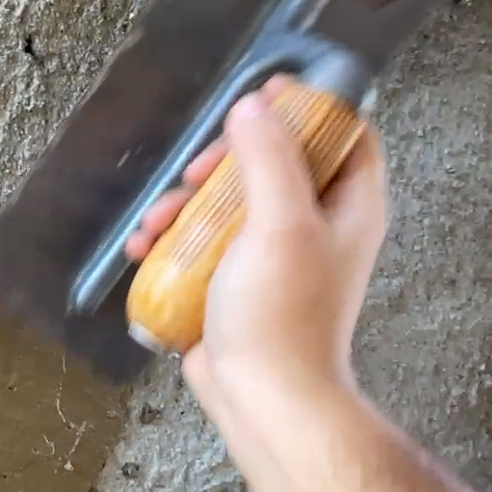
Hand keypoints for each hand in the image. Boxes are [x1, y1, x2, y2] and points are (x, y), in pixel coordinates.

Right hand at [124, 75, 388, 415]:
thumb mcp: (278, 226)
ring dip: (184, 205)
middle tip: (194, 174)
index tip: (261, 97)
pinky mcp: (234, 281)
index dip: (307, 110)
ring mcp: (272, 256)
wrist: (262, 395)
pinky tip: (143, 249)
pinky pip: (204, 242)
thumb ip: (267, 161)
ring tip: (153, 223)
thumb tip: (253, 107)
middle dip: (224, 164)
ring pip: (228, 205)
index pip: (344, 136)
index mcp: (348, 206)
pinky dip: (173, 239)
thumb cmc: (281, 312)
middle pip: (272, 167)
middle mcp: (315, 226)